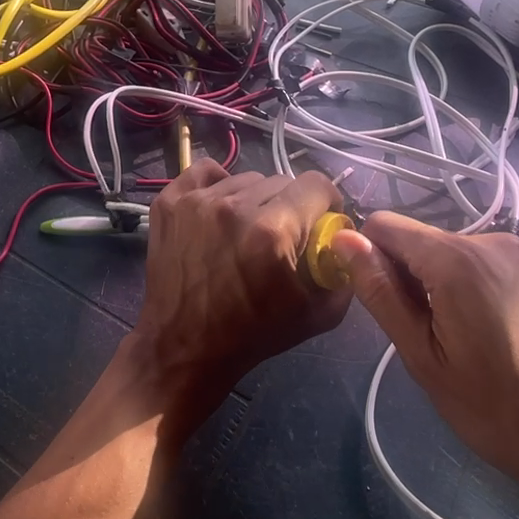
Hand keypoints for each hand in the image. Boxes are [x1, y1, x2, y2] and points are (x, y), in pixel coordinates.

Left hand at [133, 161, 351, 406]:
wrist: (185, 346)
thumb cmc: (251, 334)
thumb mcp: (317, 316)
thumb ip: (343, 275)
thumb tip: (348, 245)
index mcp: (272, 231)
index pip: (316, 185)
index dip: (328, 202)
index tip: (323, 220)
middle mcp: (233, 207)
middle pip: (281, 182)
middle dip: (292, 206)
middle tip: (285, 233)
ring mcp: (196, 201)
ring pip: (245, 178)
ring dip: (255, 199)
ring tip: (248, 228)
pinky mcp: (170, 202)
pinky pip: (204, 172)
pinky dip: (217, 184)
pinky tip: (221, 207)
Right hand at [331, 211, 518, 518]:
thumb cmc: (503, 412)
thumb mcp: (424, 358)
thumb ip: (380, 293)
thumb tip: (343, 240)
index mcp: (456, 257)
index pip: (383, 225)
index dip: (367, 258)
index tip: (378, 306)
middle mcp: (493, 242)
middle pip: (419, 242)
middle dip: (406, 279)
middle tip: (423, 342)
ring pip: (451, 258)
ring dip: (438, 291)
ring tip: (460, 349)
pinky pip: (485, 272)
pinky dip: (472, 297)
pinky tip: (494, 347)